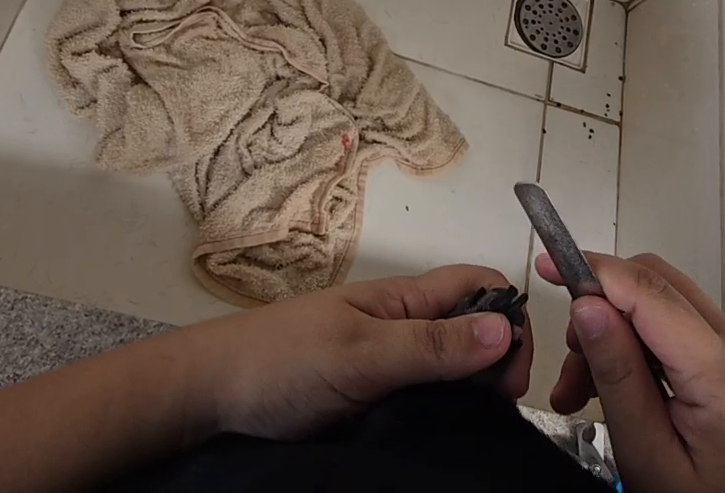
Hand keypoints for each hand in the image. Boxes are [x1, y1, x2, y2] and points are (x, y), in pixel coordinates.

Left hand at [179, 264, 531, 439]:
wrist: (211, 396)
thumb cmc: (283, 362)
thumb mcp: (361, 354)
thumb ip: (429, 344)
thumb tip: (505, 328)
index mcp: (403, 299)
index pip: (476, 285)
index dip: (508, 315)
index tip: (512, 373)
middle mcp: (402, 326)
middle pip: (471, 327)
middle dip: (498, 358)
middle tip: (498, 410)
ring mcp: (386, 364)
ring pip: (450, 366)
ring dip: (474, 390)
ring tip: (480, 429)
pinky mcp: (371, 401)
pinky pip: (424, 399)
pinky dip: (446, 413)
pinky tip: (449, 439)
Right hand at [538, 251, 724, 492]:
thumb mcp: (646, 454)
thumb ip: (617, 375)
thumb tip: (584, 304)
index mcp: (724, 374)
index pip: (650, 292)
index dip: (594, 270)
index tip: (546, 266)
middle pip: (653, 282)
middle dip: (598, 306)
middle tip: (568, 357)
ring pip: (654, 297)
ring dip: (609, 326)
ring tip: (580, 386)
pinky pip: (666, 320)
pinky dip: (629, 339)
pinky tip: (607, 380)